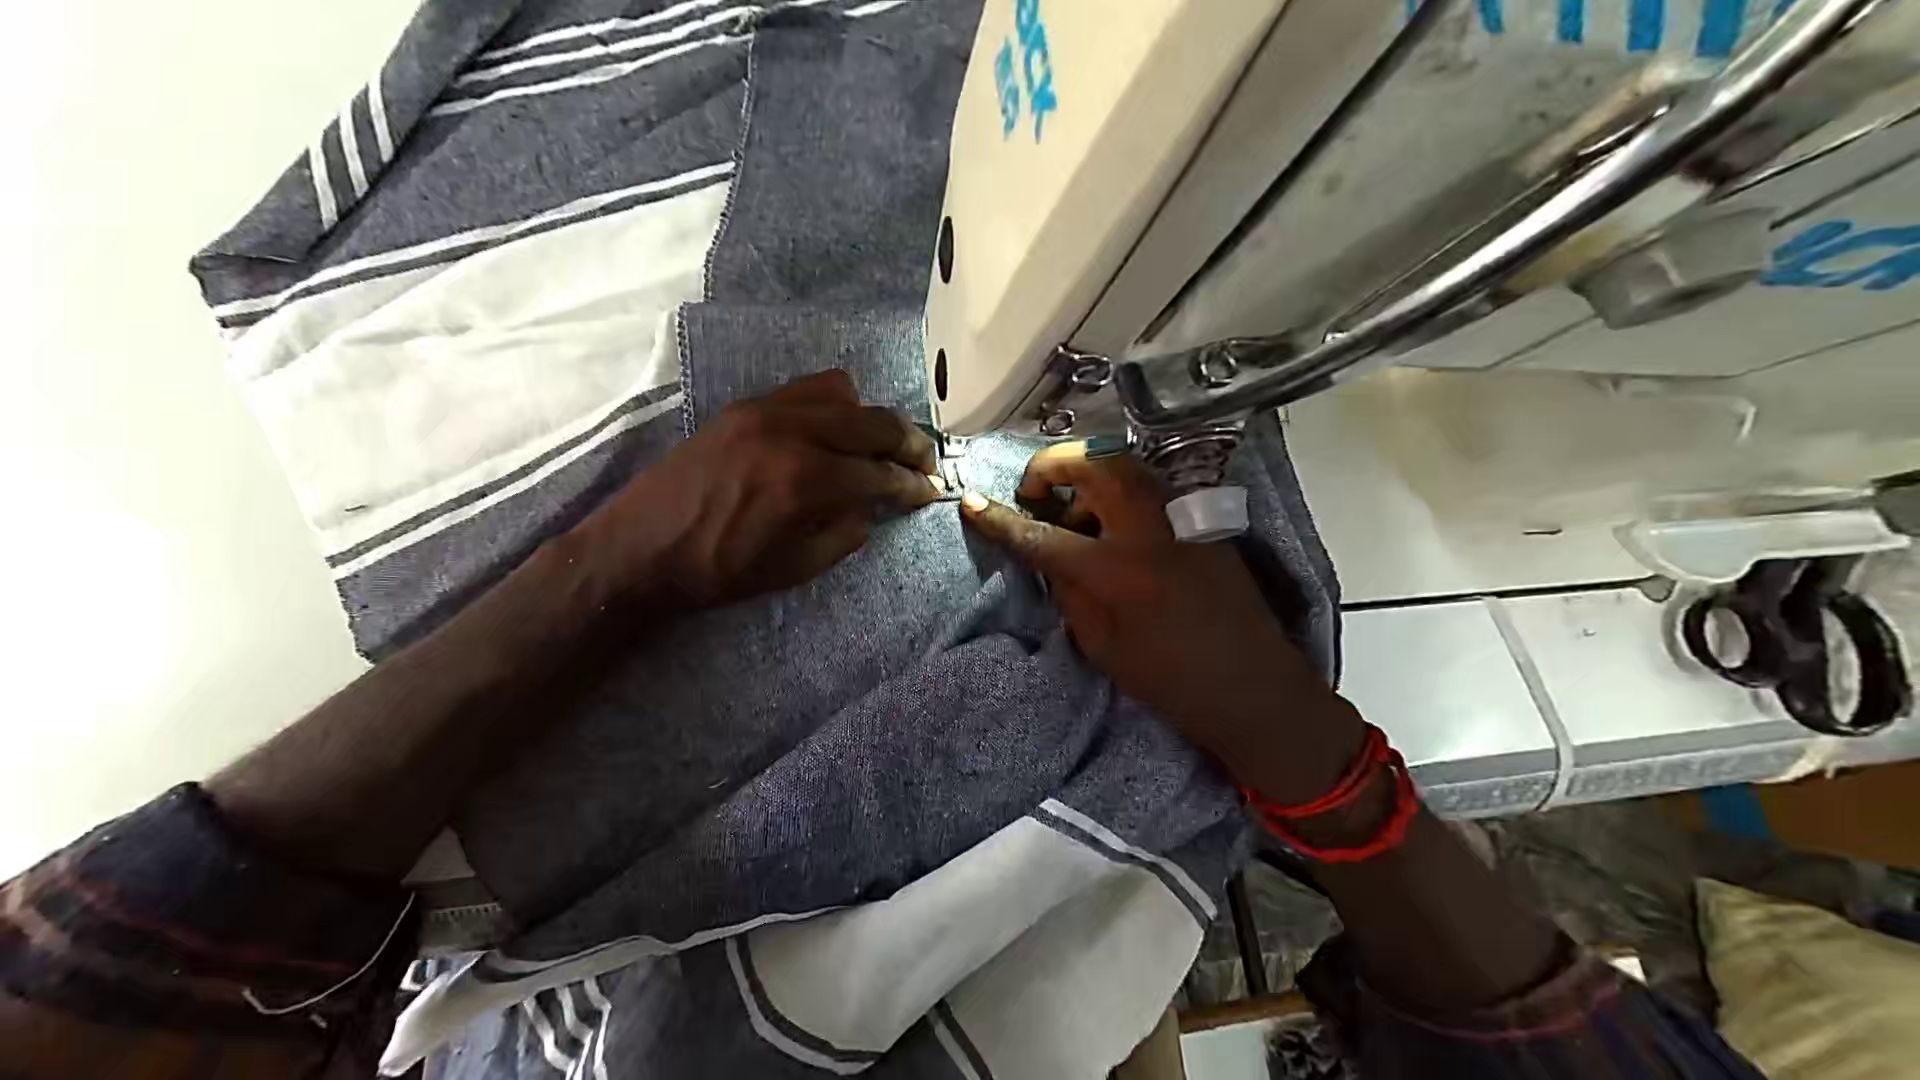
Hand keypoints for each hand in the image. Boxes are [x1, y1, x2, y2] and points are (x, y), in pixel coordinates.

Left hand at [573, 370, 940, 609]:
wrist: (638, 549)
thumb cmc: (718, 571)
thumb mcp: (795, 568)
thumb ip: (846, 534)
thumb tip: (871, 508)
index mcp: (805, 481)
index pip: (880, 473)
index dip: (912, 484)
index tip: (931, 491)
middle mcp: (791, 433)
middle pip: (873, 423)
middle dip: (909, 443)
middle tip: (924, 462)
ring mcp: (765, 411)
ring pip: (842, 392)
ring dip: (870, 417)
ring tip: (877, 443)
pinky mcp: (744, 407)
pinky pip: (805, 389)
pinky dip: (833, 405)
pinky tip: (832, 431)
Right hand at [958, 444, 1362, 799]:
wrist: (1254, 688)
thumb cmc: (1171, 680)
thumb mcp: (1102, 644)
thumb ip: (1069, 589)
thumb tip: (1049, 551)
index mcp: (1119, 571)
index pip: (1043, 535)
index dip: (1001, 520)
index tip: (971, 503)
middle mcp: (1151, 529)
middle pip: (1093, 464)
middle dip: (1052, 466)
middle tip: (1035, 494)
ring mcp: (1182, 517)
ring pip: (1124, 465)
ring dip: (1087, 477)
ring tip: (1075, 518)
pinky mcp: (1201, 519)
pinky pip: (1149, 485)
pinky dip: (1118, 491)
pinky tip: (1113, 529)